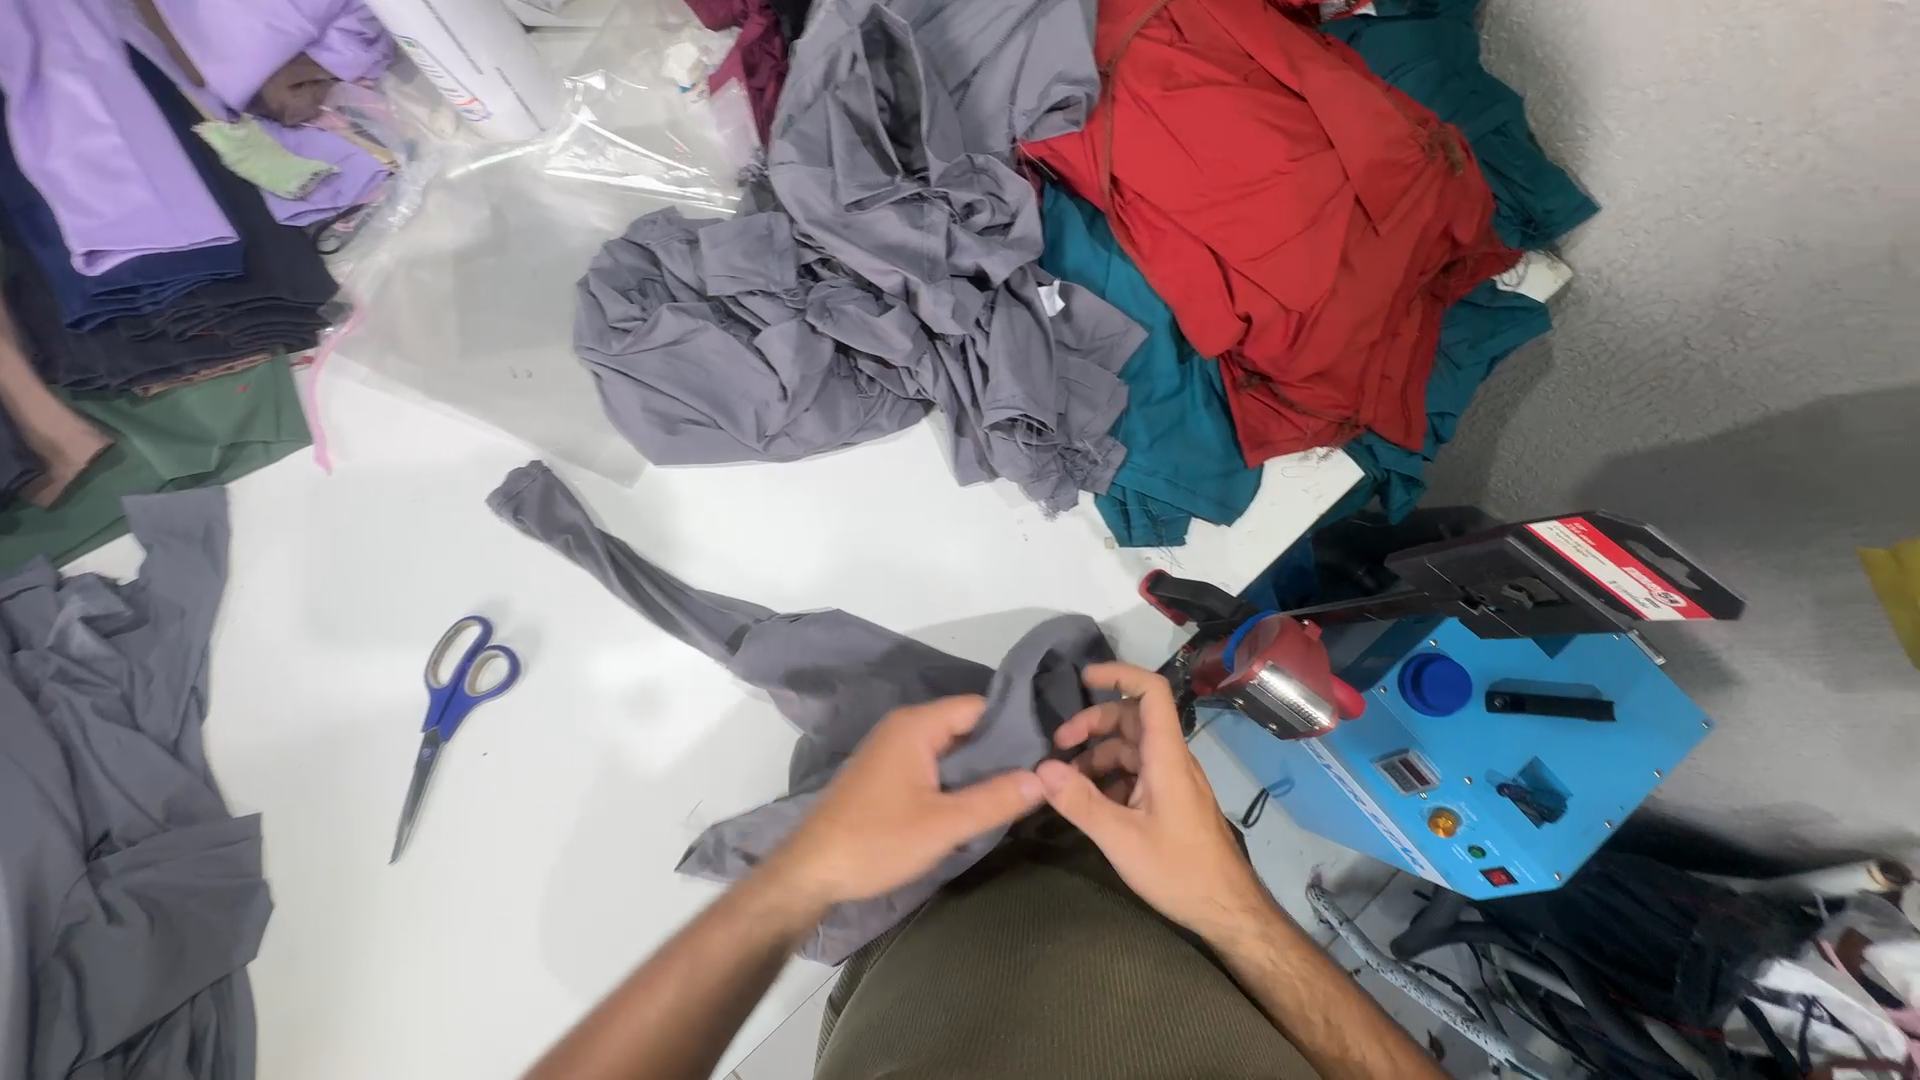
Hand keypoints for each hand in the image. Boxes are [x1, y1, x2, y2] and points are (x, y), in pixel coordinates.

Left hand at [765, 696, 1044, 911]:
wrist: (810, 871)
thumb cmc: (876, 841)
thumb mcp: (944, 825)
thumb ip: (996, 799)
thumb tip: (1044, 777)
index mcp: (917, 725)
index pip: (980, 707)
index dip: (1015, 726)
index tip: (1048, 751)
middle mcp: (904, 726)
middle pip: (966, 725)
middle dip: (1000, 750)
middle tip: (1039, 775)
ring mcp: (892, 749)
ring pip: (950, 748)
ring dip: (978, 767)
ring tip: (1018, 790)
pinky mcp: (886, 772)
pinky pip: (933, 763)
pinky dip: (955, 778)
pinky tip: (977, 802)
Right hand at [1037, 663, 1275, 942]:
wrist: (1228, 911)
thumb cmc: (1180, 871)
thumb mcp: (1121, 839)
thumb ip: (1079, 802)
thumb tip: (1041, 769)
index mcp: (1166, 756)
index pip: (1151, 692)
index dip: (1119, 674)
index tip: (1083, 679)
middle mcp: (1170, 759)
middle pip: (1131, 718)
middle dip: (1092, 724)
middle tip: (1057, 745)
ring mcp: (1171, 779)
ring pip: (1130, 748)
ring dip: (1096, 754)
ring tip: (1066, 781)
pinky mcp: (1169, 799)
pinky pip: (1135, 772)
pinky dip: (1109, 777)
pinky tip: (1089, 802)